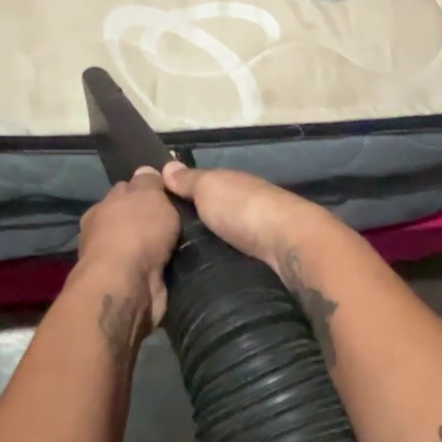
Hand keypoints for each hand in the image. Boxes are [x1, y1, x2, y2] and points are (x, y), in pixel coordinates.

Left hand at [77, 166, 179, 325]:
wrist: (126, 287)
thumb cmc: (135, 232)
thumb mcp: (147, 194)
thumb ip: (148, 182)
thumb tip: (144, 171)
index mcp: (102, 208)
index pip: (125, 191)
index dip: (147, 190)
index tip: (170, 192)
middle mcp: (104, 234)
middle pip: (134, 219)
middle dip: (154, 220)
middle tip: (184, 218)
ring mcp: (115, 263)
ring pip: (143, 246)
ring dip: (160, 246)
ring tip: (190, 243)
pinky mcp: (129, 286)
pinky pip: (151, 270)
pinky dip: (163, 267)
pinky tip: (181, 264)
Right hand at [160, 161, 332, 270]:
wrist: (287, 243)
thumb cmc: (243, 207)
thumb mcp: (209, 187)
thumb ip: (189, 180)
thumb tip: (167, 165)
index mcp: (233, 186)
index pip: (203, 190)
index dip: (180, 198)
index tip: (155, 215)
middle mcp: (245, 208)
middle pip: (212, 218)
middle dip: (192, 230)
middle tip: (159, 248)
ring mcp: (256, 237)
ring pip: (222, 242)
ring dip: (206, 250)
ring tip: (172, 269)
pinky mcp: (261, 262)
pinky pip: (233, 260)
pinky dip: (220, 264)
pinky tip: (201, 277)